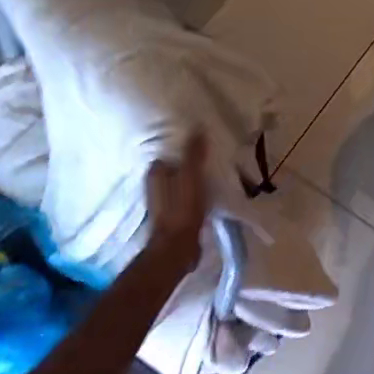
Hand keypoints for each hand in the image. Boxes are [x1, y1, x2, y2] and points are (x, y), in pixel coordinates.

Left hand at [142, 131, 209, 273]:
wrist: (177, 247)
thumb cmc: (182, 208)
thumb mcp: (191, 176)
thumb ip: (194, 152)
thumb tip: (198, 126)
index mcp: (155, 172)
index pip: (171, 152)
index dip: (187, 148)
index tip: (206, 146)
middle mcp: (155, 185)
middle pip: (177, 168)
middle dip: (193, 165)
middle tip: (215, 160)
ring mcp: (164, 203)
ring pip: (183, 184)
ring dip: (197, 181)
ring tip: (217, 176)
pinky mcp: (175, 217)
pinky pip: (189, 199)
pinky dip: (198, 196)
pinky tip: (212, 196)